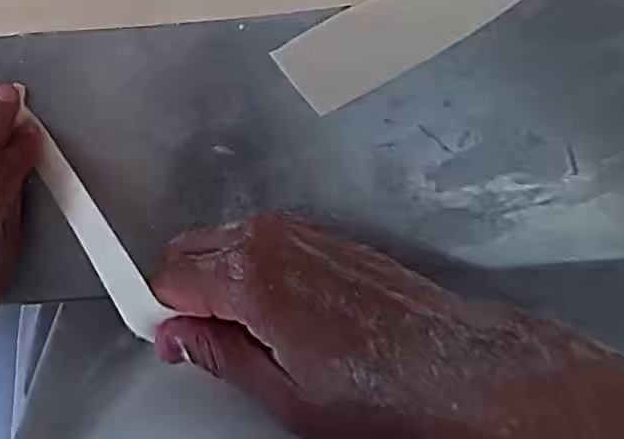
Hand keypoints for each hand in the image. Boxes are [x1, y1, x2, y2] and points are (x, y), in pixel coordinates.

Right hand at [150, 215, 623, 438]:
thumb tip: (175, 335)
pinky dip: (245, 266)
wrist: (465, 370)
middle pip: (186, 249)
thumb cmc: (382, 392)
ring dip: (214, 278)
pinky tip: (280, 310)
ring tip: (253, 331)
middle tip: (205, 340)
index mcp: (246, 275)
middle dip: (182, 289)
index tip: (165, 334)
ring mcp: (288, 228)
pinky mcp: (312, 230)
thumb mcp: (286, 396)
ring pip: (217, 241)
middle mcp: (261, 236)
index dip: (158, 307)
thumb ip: (218, 353)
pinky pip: (252, 238)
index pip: (166, 274)